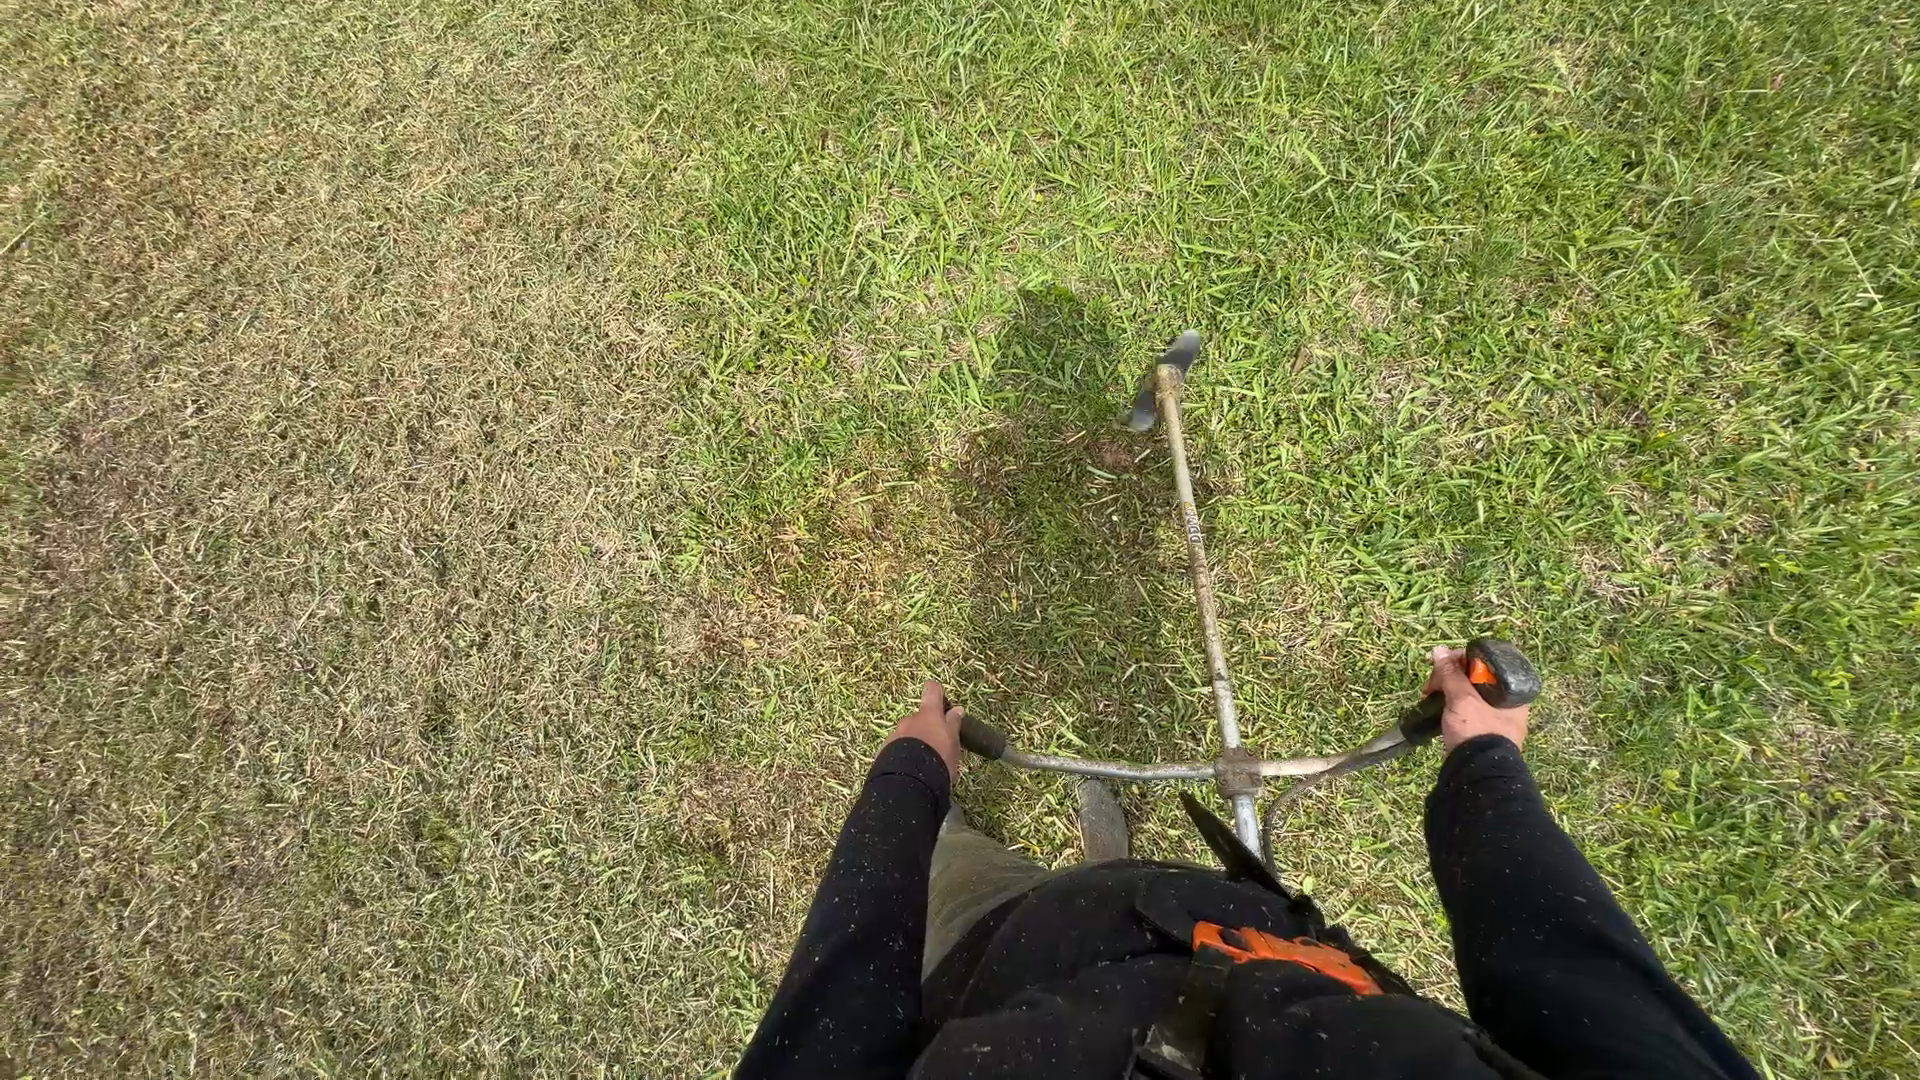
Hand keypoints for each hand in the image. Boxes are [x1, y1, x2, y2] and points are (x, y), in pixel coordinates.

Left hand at [886, 680, 964, 782]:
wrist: (910, 783)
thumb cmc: (938, 758)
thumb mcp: (953, 741)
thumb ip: (953, 723)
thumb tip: (956, 709)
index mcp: (928, 714)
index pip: (932, 691)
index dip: (937, 693)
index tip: (942, 700)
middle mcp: (909, 720)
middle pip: (920, 717)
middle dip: (927, 728)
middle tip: (937, 748)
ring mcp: (895, 735)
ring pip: (907, 734)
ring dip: (914, 743)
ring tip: (924, 764)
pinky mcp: (884, 751)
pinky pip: (897, 749)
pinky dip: (904, 755)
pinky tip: (911, 771)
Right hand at [1427, 646, 1529, 752]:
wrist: (1477, 769)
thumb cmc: (1476, 730)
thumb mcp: (1462, 699)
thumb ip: (1451, 674)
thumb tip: (1439, 650)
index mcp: (1512, 691)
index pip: (1486, 662)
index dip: (1461, 660)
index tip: (1441, 667)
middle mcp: (1506, 700)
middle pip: (1474, 675)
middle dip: (1449, 675)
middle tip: (1431, 685)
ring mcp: (1493, 713)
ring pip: (1466, 689)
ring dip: (1445, 687)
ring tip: (1429, 695)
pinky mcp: (1480, 724)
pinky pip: (1463, 703)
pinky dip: (1448, 700)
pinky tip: (1437, 703)